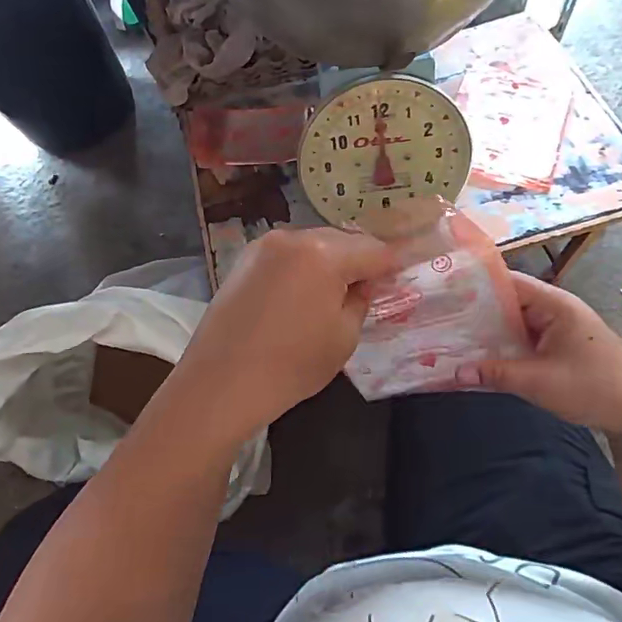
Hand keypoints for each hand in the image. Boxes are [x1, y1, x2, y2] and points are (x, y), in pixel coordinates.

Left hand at [165, 227, 396, 435]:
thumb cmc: (291, 365)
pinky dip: (303, 266)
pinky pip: (289, 254)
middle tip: (368, 289)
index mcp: (325, 254)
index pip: (374, 250)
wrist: (220, 384)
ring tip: (334, 293)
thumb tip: (365, 283)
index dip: (392, 265)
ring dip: (330, 261)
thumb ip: (361, 300)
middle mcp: (295, 238)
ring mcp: (265, 246)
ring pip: (315, 244)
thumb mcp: (344, 337)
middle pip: (344, 240)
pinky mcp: (244, 259)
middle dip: (360, 260)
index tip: (400, 278)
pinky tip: (302, 294)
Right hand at [459, 272, 621, 439]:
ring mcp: (558, 328)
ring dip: (489, 332)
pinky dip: (505, 347)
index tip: (443, 292)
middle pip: (508, 301)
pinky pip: (525, 340)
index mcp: (554, 303)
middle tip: (439, 319)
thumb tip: (454, 370)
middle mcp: (555, 309)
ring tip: (450, 338)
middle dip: (475, 311)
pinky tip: (481, 358)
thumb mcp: (540, 382)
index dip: (475, 284)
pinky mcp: (560, 347)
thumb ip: (496, 373)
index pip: (507, 281)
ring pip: (515, 323)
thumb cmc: (594, 387)